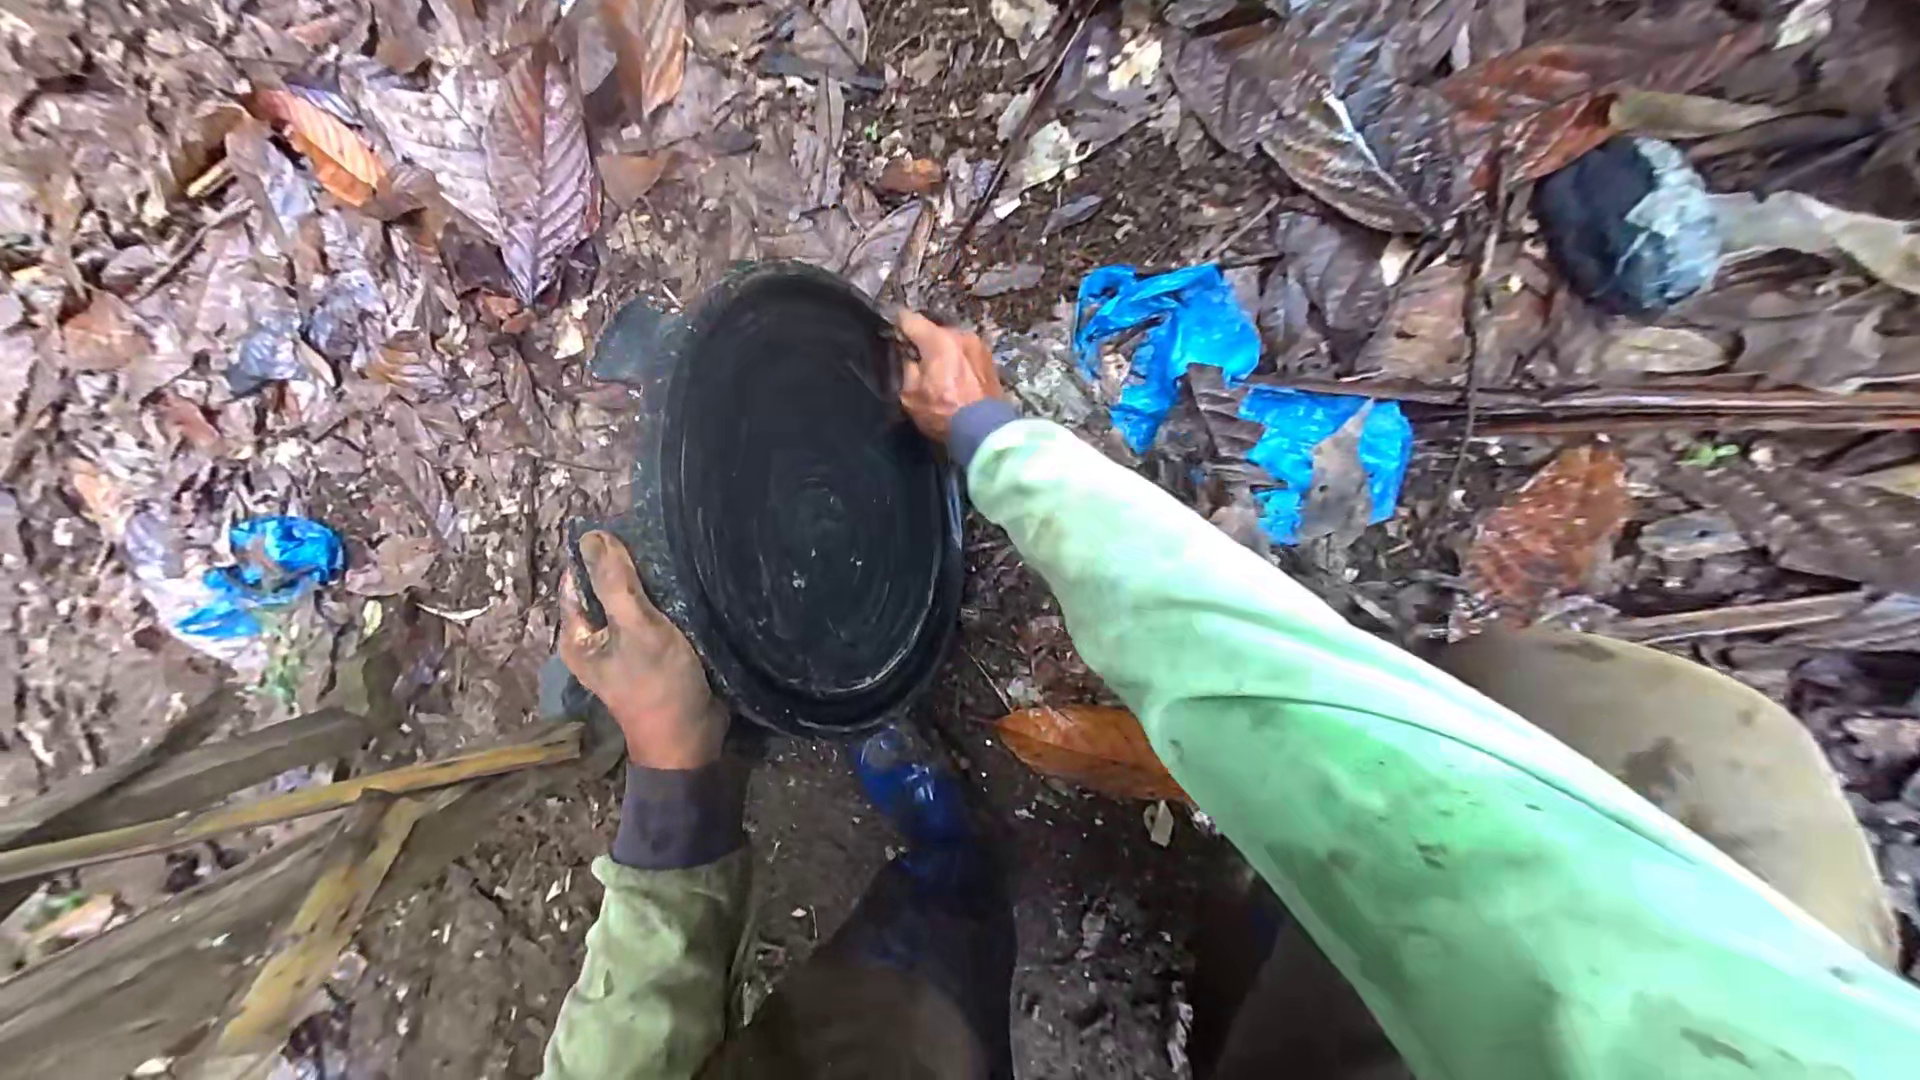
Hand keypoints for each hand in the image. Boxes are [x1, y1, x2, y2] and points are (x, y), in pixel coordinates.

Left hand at [560, 531, 726, 768]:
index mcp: (579, 636)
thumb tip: (593, 536)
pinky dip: (673, 604)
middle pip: (611, 590)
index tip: (632, 529)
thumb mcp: (635, 629)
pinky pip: (661, 618)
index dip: (601, 554)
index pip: (581, 580)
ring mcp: (630, 648)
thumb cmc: (656, 684)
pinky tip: (692, 589)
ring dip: (656, 586)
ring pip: (639, 604)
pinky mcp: (659, 654)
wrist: (690, 738)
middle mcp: (600, 640)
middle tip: (664, 542)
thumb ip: (614, 584)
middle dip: (633, 568)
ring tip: (681, 559)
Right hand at [896, 309, 1002, 442]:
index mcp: (938, 340)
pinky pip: (967, 353)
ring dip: (944, 352)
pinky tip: (956, 378)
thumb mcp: (911, 395)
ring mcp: (979, 346)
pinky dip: (959, 361)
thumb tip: (910, 358)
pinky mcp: (990, 360)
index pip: (910, 319)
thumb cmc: (944, 413)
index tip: (893, 333)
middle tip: (917, 361)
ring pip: (953, 342)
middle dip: (924, 342)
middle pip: (934, 330)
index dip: (898, 325)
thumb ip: (907, 369)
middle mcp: (961, 335)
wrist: (985, 430)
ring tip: (939, 372)